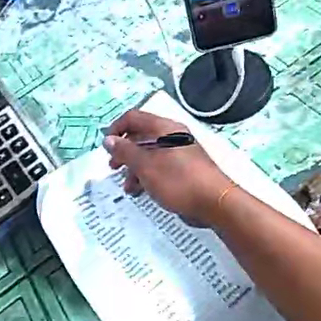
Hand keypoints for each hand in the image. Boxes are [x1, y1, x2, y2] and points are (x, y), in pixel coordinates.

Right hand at [102, 109, 239, 225]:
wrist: (214, 202)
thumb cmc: (178, 181)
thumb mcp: (145, 166)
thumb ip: (125, 151)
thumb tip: (108, 139)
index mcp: (164, 128)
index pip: (133, 117)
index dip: (116, 129)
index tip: (106, 147)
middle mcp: (172, 135)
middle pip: (141, 136)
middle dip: (124, 152)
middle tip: (113, 167)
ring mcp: (180, 152)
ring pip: (149, 154)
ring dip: (135, 168)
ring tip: (128, 187)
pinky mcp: (184, 169)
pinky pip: (160, 166)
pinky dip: (148, 176)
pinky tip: (142, 191)